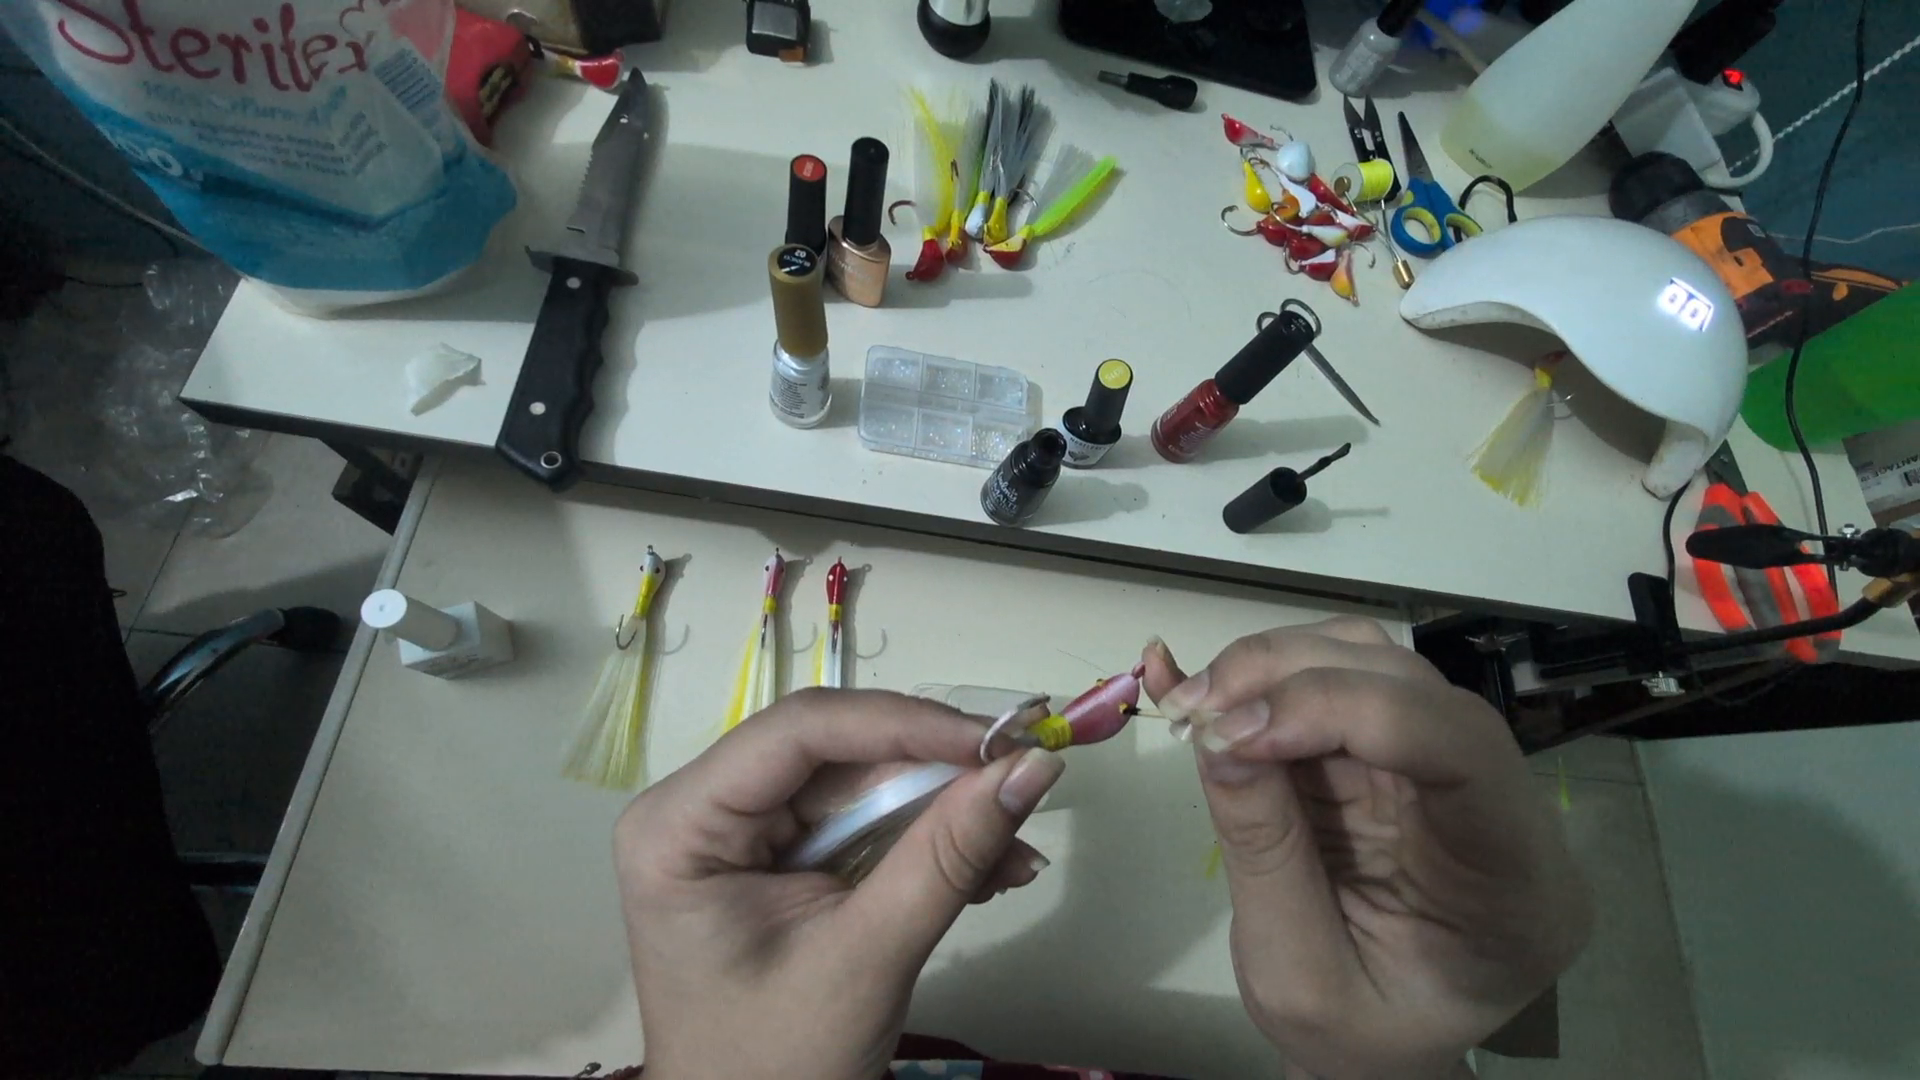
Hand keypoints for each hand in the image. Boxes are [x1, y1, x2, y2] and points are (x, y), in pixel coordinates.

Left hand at [615, 688, 1064, 1079]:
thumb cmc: (780, 1066)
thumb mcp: (866, 960)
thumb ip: (948, 856)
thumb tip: (1032, 768)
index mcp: (682, 824)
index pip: (800, 730)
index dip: (902, 722)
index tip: (994, 742)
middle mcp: (707, 803)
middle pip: (837, 749)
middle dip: (935, 767)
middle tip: (1021, 774)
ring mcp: (748, 824)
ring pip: (865, 779)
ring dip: (945, 808)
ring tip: (1013, 848)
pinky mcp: (786, 846)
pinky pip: (868, 816)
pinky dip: (930, 838)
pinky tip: (988, 868)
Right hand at [1143, 619, 1589, 1079]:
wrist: (1371, 1044)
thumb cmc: (1354, 1034)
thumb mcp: (1296, 975)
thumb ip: (1263, 848)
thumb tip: (1216, 730)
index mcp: (1510, 876)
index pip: (1457, 744)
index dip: (1341, 710)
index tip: (1232, 734)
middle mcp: (1490, 796)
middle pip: (1402, 681)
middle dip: (1284, 677)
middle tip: (1191, 710)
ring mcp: (1435, 760)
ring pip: (1363, 658)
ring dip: (1266, 666)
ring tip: (1192, 706)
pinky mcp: (1381, 745)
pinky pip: (1325, 675)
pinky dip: (1255, 672)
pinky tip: (1187, 674)